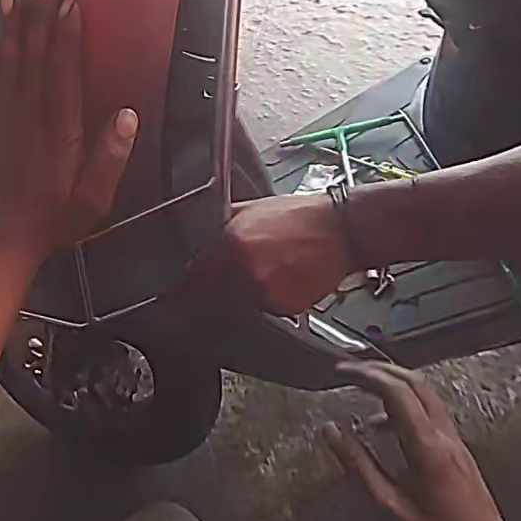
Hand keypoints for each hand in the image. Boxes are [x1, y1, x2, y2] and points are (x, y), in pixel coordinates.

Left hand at [0, 0, 138, 260]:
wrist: (10, 235)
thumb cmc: (57, 218)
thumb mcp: (95, 198)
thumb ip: (111, 158)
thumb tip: (127, 117)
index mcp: (58, 133)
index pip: (62, 75)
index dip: (67, 38)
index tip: (70, 6)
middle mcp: (30, 119)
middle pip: (34, 60)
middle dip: (40, 20)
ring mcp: (8, 121)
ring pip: (10, 66)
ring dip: (14, 29)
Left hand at [187, 195, 350, 314]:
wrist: (342, 230)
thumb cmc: (302, 217)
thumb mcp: (253, 210)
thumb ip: (223, 226)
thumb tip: (200, 240)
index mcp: (231, 242)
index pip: (194, 277)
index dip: (184, 289)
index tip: (178, 296)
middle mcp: (244, 269)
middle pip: (213, 297)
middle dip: (212, 296)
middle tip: (225, 287)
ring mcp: (265, 290)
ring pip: (239, 305)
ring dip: (243, 298)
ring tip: (267, 276)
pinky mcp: (286, 305)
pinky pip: (266, 310)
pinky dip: (269, 303)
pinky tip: (283, 282)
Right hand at [325, 362, 520, 520]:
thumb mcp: (391, 511)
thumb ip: (359, 467)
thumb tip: (332, 434)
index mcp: (429, 449)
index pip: (396, 391)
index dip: (366, 374)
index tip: (342, 370)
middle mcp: (447, 439)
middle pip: (415, 382)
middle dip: (380, 369)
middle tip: (351, 369)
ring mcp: (457, 445)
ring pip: (426, 395)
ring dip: (394, 384)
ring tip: (364, 390)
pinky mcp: (460, 455)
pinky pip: (430, 415)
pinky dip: (404, 406)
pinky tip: (385, 427)